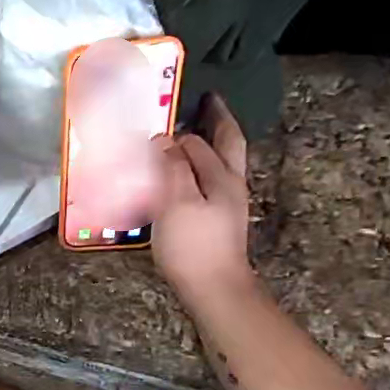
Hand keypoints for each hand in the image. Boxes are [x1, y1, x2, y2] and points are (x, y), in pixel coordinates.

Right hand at [149, 94, 253, 305]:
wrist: (214, 288)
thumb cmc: (193, 244)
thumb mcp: (178, 202)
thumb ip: (172, 167)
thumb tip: (164, 140)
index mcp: (222, 176)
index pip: (199, 143)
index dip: (178, 131)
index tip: (159, 118)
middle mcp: (230, 184)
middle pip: (227, 144)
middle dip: (217, 121)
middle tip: (207, 101)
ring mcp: (226, 203)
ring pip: (220, 162)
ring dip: (208, 143)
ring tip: (189, 133)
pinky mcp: (217, 220)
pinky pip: (207, 181)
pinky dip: (197, 168)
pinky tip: (181, 175)